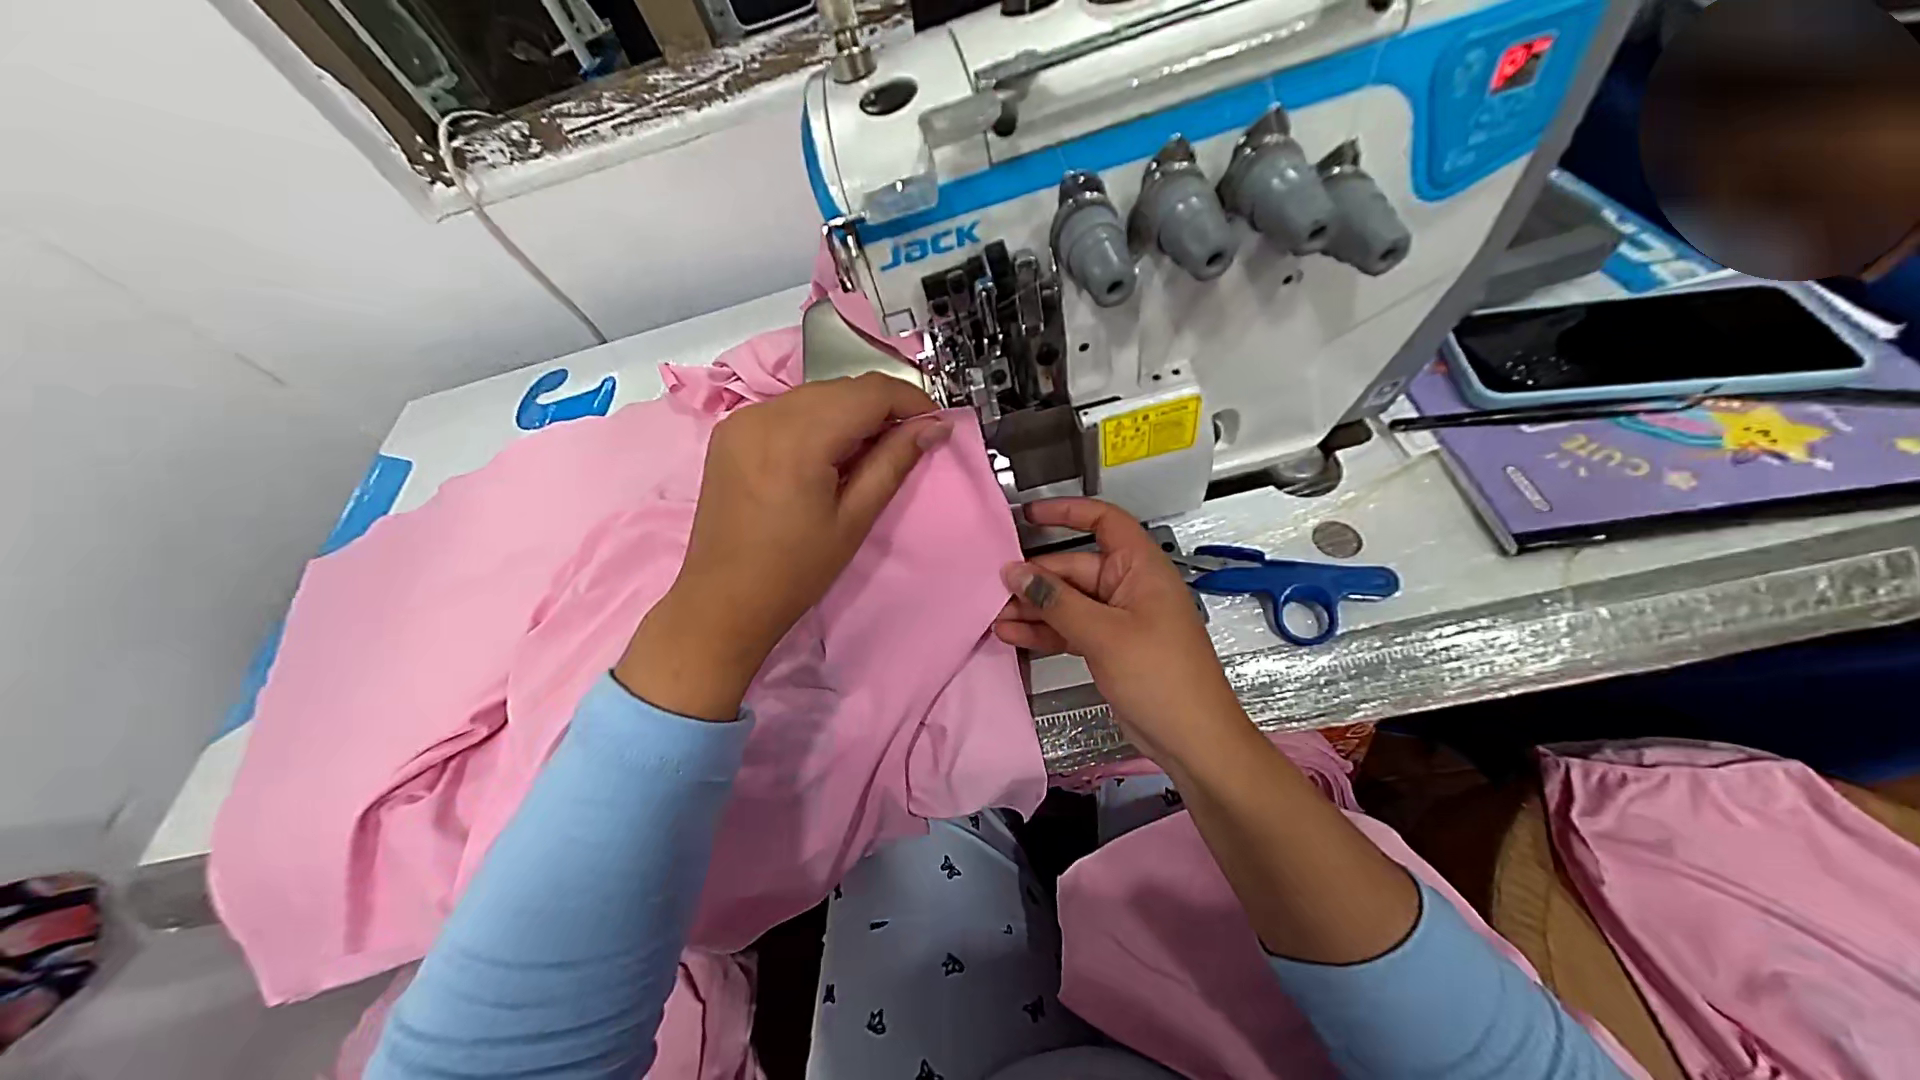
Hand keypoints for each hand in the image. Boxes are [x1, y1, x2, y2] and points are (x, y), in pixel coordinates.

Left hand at [616, 373, 948, 719]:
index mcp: (798, 438)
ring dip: (850, 412)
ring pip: (815, 394)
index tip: (935, 423)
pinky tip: (828, 453)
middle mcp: (764, 415)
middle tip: (907, 442)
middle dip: (882, 407)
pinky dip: (818, 419)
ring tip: (869, 452)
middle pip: (842, 388)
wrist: (723, 601)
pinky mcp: (730, 432)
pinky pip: (787, 409)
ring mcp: (741, 420)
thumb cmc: (794, 572)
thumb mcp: (854, 519)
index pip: (869, 392)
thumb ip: (894, 463)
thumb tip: (933, 427)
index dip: (910, 400)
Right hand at [992, 497, 1251, 768]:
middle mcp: (1129, 586)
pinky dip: (1044, 631)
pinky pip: (1070, 628)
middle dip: (1036, 579)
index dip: (1066, 513)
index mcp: (1140, 568)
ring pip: (1067, 601)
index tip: (1029, 514)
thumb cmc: (1161, 677)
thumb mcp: (1104, 634)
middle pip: (1074, 568)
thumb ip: (1055, 601)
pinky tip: (1012, 634)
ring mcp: (1117, 618)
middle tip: (995, 589)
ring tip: (995, 615)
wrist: (1192, 740)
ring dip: (1034, 608)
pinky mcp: (1108, 646)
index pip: (1103, 522)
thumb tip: (1014, 573)